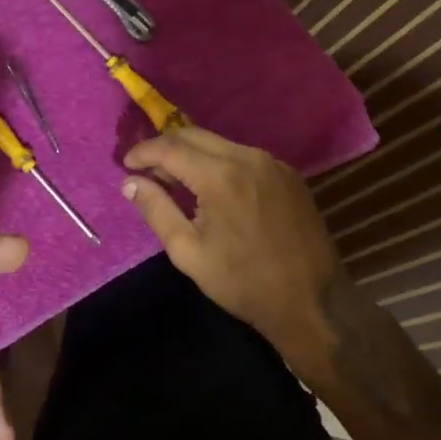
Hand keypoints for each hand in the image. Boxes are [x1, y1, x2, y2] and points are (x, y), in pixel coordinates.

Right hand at [121, 126, 340, 358]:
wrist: (314, 304)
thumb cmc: (244, 283)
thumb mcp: (189, 252)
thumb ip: (156, 210)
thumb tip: (130, 182)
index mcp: (221, 176)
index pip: (170, 147)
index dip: (143, 152)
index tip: (126, 165)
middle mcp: (247, 157)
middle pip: (194, 135)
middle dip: (165, 148)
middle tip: (147, 172)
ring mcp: (272, 164)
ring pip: (219, 143)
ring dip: (192, 155)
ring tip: (177, 182)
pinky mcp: (288, 175)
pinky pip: (243, 156)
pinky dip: (219, 163)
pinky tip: (214, 190)